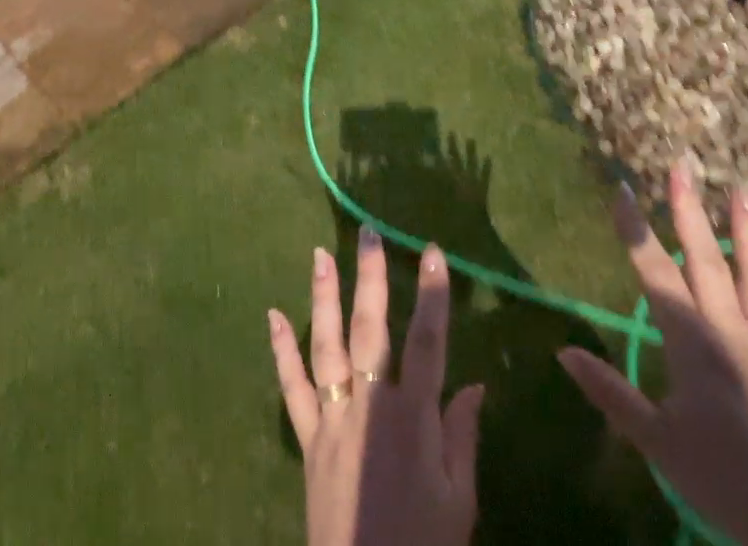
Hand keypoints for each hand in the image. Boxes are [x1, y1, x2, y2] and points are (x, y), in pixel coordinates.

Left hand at [269, 229, 485, 545]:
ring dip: (323, 297)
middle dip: (370, 278)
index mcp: (413, 416)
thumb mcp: (459, 497)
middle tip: (368, 233)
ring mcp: (332, 418)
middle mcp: (369, 405)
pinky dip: (281, 350)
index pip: (426, 341)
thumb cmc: (423, 542)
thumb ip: (462, 435)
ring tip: (320, 255)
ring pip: (325, 345)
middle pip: (370, 329)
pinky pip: (292, 386)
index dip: (432, 294)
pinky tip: (273, 315)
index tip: (433, 252)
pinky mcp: (307, 438)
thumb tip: (474, 384)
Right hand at [558, 160, 747, 545]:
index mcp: (691, 345)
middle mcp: (731, 331)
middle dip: (690, 211)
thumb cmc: (720, 478)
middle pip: (706, 260)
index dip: (636, 230)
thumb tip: (563, 350)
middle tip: (684, 165)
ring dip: (747, 231)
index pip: (655, 275)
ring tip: (742, 191)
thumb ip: (610, 391)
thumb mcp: (654, 440)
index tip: (622, 188)